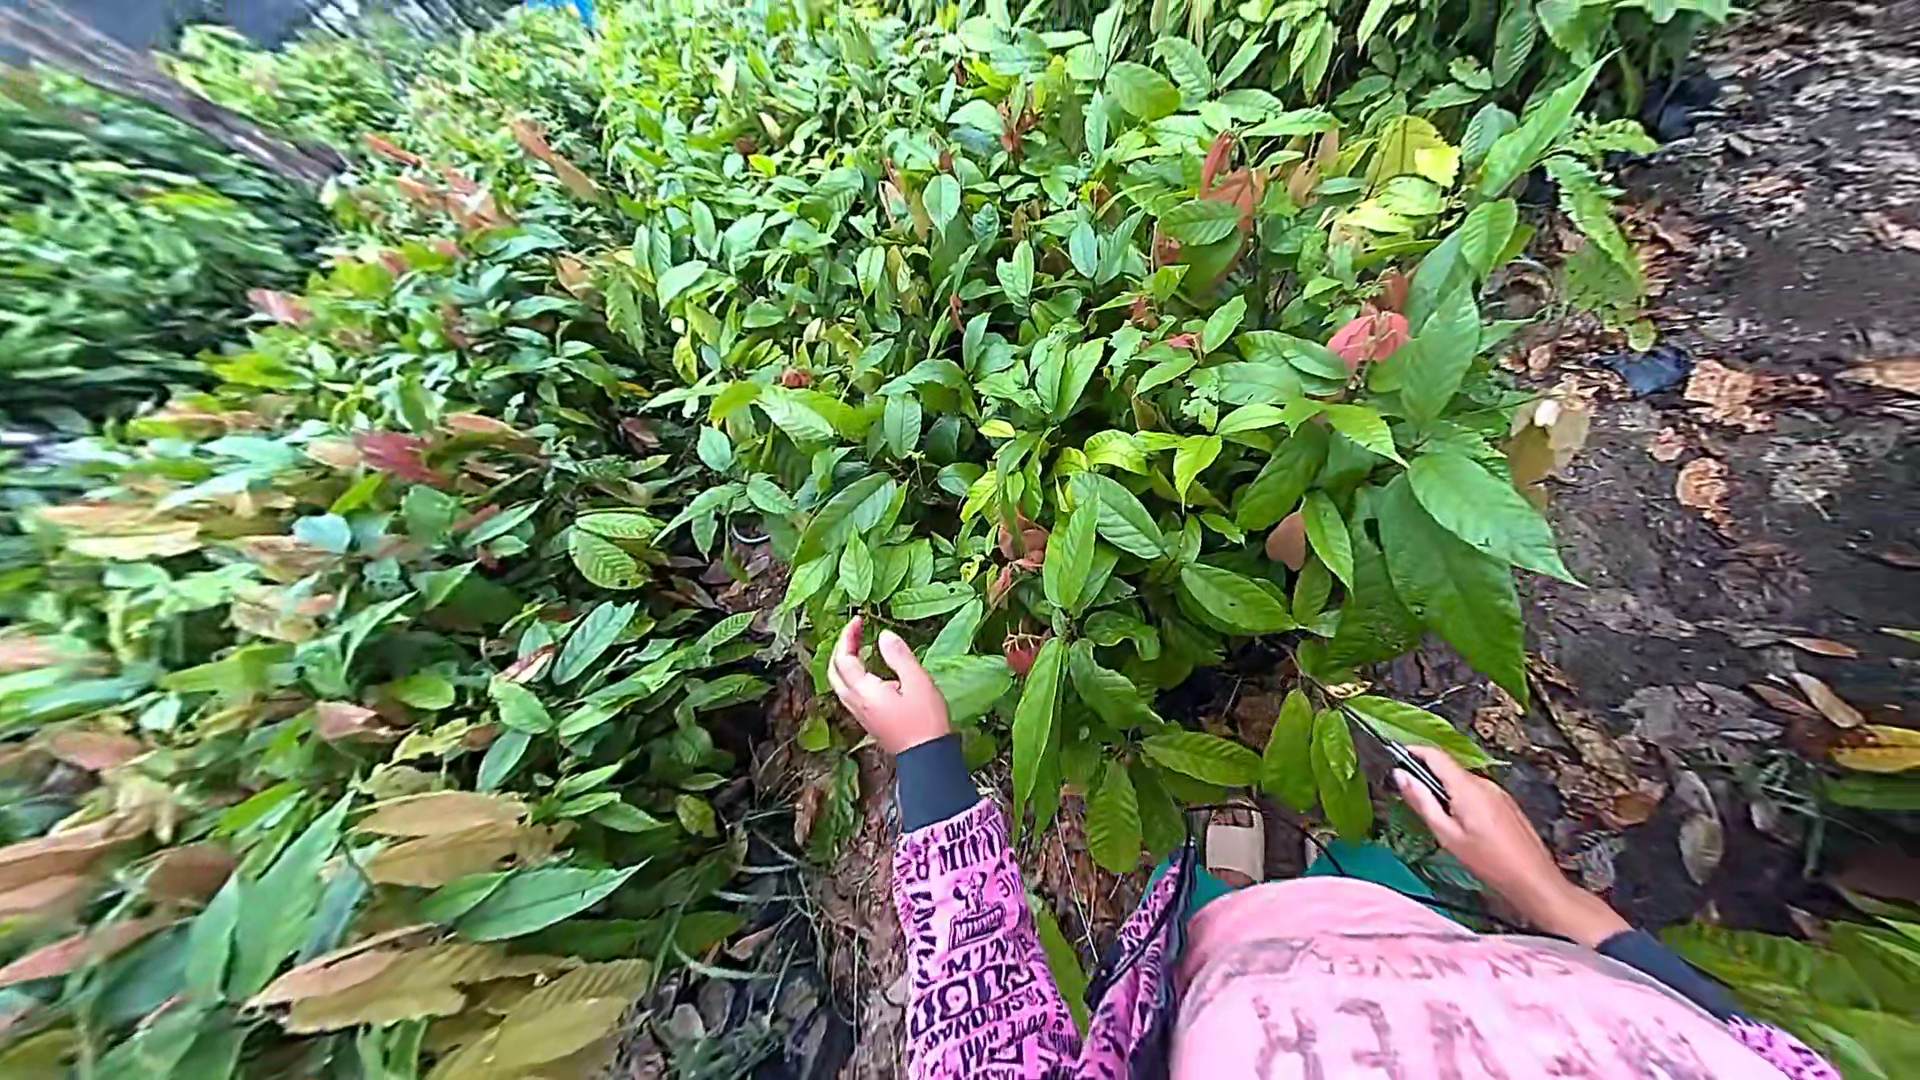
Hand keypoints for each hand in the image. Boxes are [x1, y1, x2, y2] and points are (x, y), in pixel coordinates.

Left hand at [825, 616, 950, 754]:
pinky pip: (850, 693)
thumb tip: (883, 635)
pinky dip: (851, 675)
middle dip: (840, 648)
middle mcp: (856, 703)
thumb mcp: (918, 681)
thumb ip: (899, 656)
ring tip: (859, 646)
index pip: (844, 658)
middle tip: (854, 631)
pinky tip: (869, 671)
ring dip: (844, 662)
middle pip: (835, 671)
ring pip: (840, 684)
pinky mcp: (869, 721)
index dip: (848, 636)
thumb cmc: (926, 720)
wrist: (928, 757)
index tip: (858, 620)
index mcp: (865, 691)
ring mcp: (861, 714)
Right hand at [1396, 746, 1629, 946]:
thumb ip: (1421, 800)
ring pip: (1462, 780)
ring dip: (1445, 789)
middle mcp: (1485, 785)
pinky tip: (1464, 824)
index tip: (1396, 755)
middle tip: (1414, 797)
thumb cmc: (1490, 862)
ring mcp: (1499, 794)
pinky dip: (1462, 798)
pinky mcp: (1507, 804)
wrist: (1538, 884)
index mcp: (1467, 788)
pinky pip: (1477, 791)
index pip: (1435, 754)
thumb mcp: (1446, 833)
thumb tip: (1400, 775)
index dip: (1412, 751)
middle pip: (1448, 768)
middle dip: (1427, 776)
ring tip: (1441, 817)